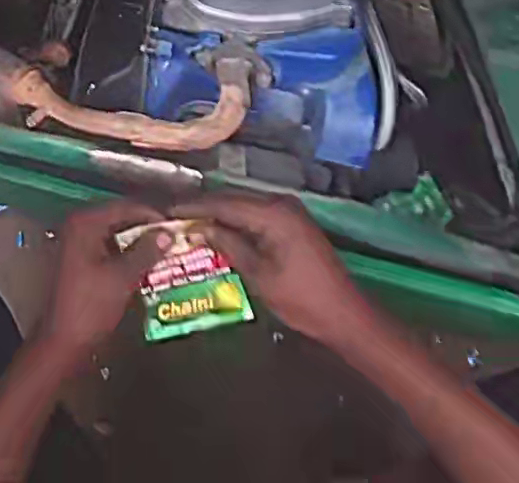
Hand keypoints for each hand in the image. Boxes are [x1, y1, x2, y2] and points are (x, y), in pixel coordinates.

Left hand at [37, 200, 166, 357]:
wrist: (63, 341)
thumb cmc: (91, 306)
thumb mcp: (122, 277)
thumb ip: (145, 252)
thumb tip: (167, 234)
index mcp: (84, 223)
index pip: (123, 207)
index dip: (151, 214)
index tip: (176, 224)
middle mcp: (78, 225)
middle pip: (118, 217)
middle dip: (145, 227)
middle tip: (173, 236)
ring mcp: (76, 242)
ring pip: (113, 233)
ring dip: (137, 240)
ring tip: (165, 249)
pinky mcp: (78, 259)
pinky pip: (107, 246)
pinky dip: (126, 252)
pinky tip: (146, 263)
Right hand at [174, 193, 375, 344]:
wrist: (349, 318)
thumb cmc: (303, 300)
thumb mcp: (259, 275)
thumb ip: (229, 244)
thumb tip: (200, 227)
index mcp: (273, 213)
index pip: (224, 203)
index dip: (195, 207)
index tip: (169, 210)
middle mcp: (280, 204)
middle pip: (233, 200)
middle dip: (204, 208)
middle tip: (175, 216)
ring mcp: (288, 212)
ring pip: (243, 206)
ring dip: (219, 214)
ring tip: (190, 222)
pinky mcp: (291, 223)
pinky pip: (255, 214)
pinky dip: (236, 221)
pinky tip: (218, 230)